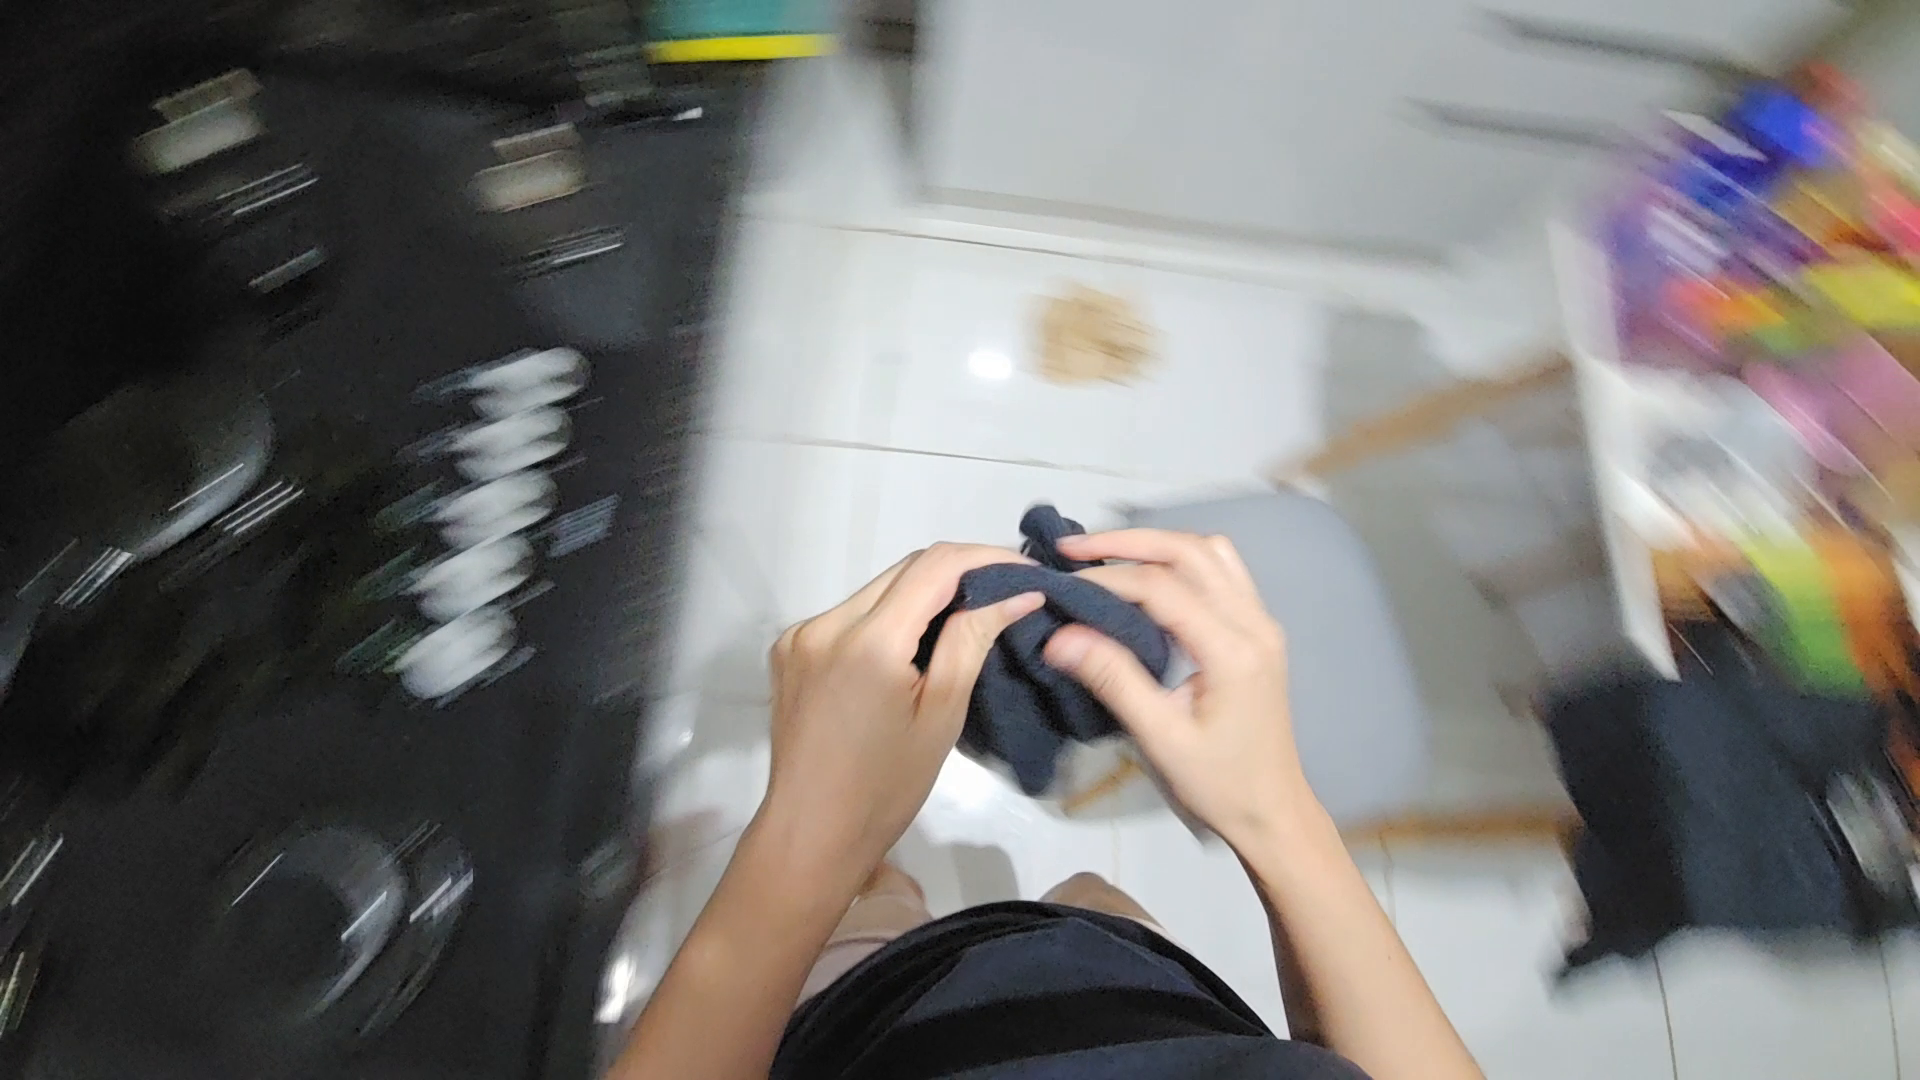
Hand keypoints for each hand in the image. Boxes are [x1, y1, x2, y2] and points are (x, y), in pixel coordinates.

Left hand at [760, 543, 1041, 892]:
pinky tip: (910, 645)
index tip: (1022, 570)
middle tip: (1003, 593)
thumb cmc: (886, 787)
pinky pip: (851, 612)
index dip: (984, 558)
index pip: (934, 566)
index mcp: (867, 641)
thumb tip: (1018, 592)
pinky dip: (888, 615)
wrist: (811, 833)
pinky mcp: (789, 647)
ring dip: (923, 594)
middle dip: (958, 573)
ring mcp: (801, 633)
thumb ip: (973, 638)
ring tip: (964, 618)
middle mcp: (825, 623)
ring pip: (878, 588)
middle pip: (904, 570)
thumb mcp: (942, 713)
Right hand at [1042, 529, 1312, 849]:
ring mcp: (1261, 623)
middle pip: (1190, 551)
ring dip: (1156, 543)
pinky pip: (1220, 571)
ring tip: (1105, 554)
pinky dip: (1179, 559)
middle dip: (1128, 542)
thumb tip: (1059, 636)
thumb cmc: (1217, 784)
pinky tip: (1147, 574)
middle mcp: (1254, 623)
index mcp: (1232, 649)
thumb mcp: (1159, 737)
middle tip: (1073, 547)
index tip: (1062, 583)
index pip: (1163, 587)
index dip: (1108, 578)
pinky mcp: (1257, 630)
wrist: (1273, 813)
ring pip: (1210, 553)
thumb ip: (1112, 679)